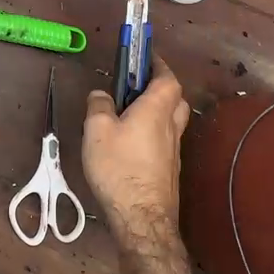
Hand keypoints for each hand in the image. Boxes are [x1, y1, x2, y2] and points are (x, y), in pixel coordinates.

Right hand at [83, 56, 193, 273]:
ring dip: (159, 109)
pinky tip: (132, 141)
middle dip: (163, 86)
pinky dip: (154, 131)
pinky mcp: (169, 171)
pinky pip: (166, 140)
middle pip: (177, 100)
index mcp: (156, 111)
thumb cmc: (119, 166)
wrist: (142, 219)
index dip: (159, 64)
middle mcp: (170, 128)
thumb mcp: (96, 128)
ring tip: (131, 111)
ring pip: (173, 121)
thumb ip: (99, 105)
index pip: (168, 79)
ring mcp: (173, 152)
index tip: (145, 55)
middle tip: (139, 83)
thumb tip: (102, 95)